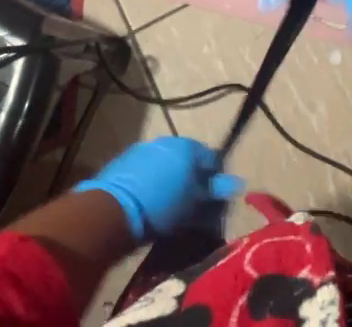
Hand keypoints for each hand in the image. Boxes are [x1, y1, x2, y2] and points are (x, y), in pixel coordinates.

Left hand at [74, 137, 242, 241]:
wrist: (113, 210)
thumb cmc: (163, 207)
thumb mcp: (194, 205)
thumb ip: (216, 192)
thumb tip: (238, 184)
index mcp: (190, 147)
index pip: (213, 160)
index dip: (215, 183)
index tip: (211, 203)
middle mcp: (169, 141)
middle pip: (189, 161)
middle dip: (192, 181)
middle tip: (191, 207)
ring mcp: (145, 148)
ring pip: (167, 165)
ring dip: (171, 181)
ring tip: (167, 207)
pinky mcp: (125, 160)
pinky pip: (147, 170)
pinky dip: (151, 183)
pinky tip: (148, 203)